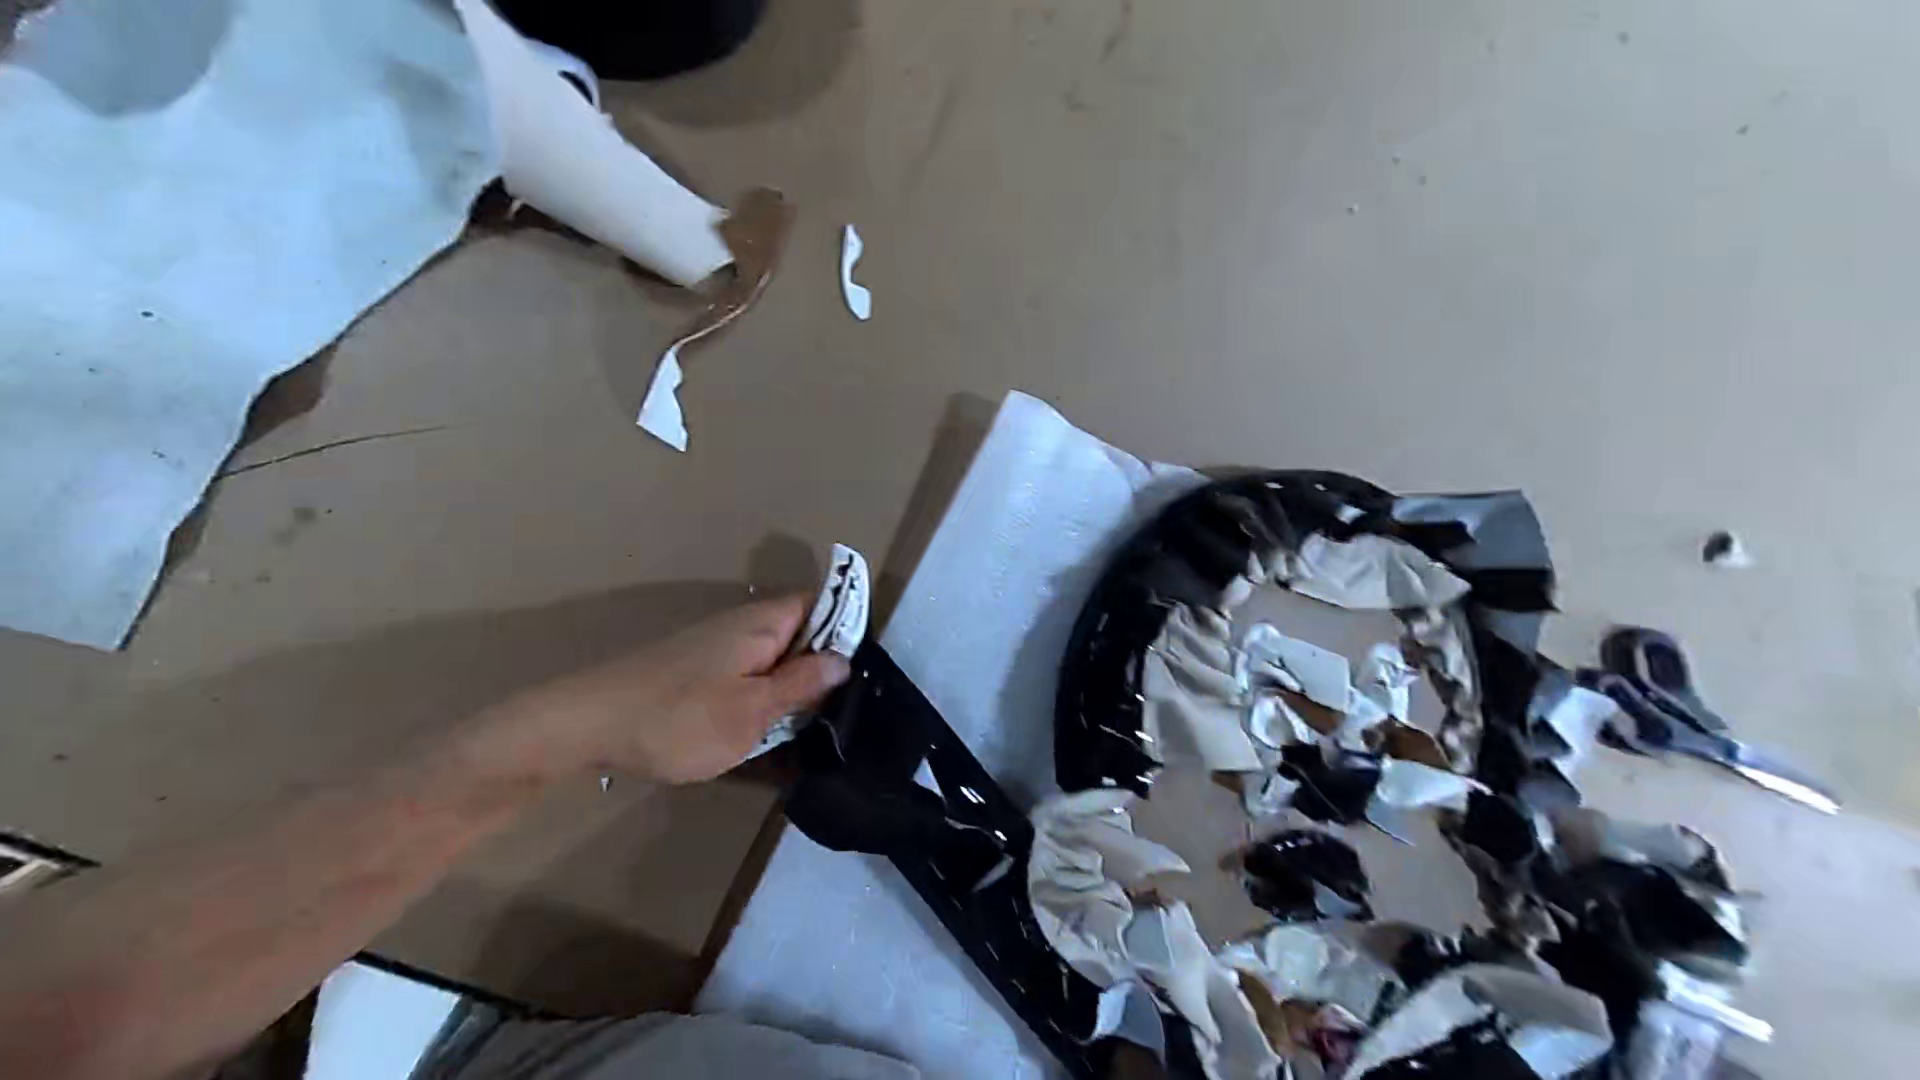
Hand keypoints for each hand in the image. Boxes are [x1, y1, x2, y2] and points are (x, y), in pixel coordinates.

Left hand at [466, 595, 851, 785]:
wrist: (584, 725)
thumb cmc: (678, 718)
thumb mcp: (751, 710)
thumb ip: (801, 684)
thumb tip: (844, 660)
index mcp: (765, 623)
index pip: (823, 604)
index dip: (849, 628)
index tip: (864, 670)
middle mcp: (746, 625)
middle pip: (803, 633)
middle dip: (824, 666)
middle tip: (843, 709)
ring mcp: (721, 646)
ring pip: (777, 658)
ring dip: (794, 687)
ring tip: (810, 727)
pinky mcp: (701, 669)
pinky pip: (751, 674)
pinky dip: (766, 697)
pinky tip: (766, 731)